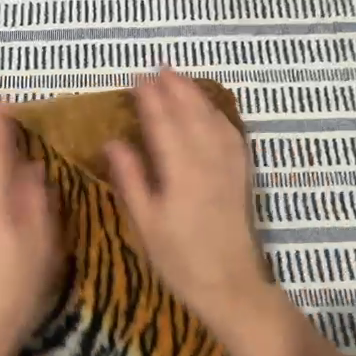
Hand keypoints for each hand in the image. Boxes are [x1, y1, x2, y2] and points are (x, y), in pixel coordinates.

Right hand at [105, 68, 278, 332]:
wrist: (230, 287)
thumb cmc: (179, 260)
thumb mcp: (145, 223)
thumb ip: (131, 179)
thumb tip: (114, 142)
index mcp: (180, 172)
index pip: (163, 124)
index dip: (151, 99)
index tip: (138, 78)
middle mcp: (207, 162)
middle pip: (191, 115)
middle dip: (175, 89)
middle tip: (159, 68)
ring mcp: (228, 167)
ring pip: (213, 120)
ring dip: (197, 96)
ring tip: (181, 79)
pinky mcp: (241, 176)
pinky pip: (231, 135)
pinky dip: (219, 115)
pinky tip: (211, 110)